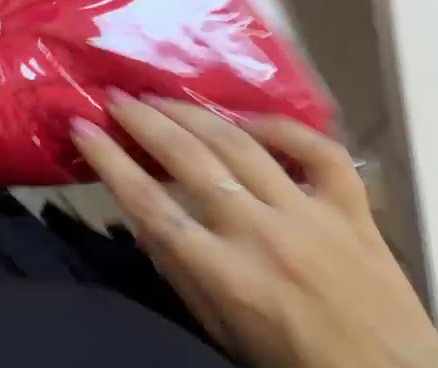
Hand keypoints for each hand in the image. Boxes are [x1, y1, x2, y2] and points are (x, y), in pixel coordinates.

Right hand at [70, 94, 437, 367]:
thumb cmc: (293, 364)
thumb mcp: (222, 332)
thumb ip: (180, 271)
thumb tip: (139, 211)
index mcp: (228, 276)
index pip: (151, 204)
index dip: (109, 161)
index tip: (81, 128)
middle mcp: (264, 237)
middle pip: (189, 160)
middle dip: (143, 122)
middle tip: (114, 97)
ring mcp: (312, 218)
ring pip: (241, 144)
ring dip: (192, 113)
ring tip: (160, 96)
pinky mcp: (355, 213)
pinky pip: (319, 152)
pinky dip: (282, 127)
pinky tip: (247, 117)